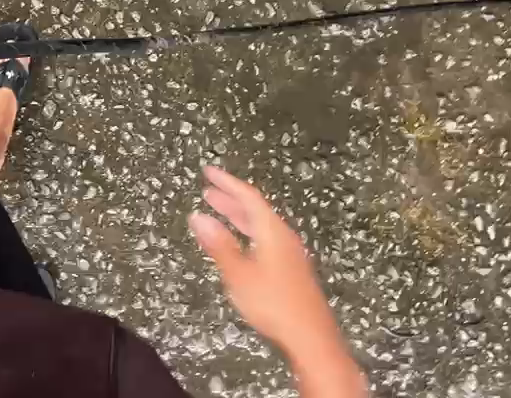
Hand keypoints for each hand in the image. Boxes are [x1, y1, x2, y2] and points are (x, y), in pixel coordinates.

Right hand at [191, 167, 364, 396]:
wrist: (312, 339)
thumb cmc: (274, 303)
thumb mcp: (239, 274)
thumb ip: (219, 244)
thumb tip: (198, 216)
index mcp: (272, 230)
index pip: (248, 196)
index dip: (227, 182)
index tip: (209, 171)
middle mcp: (283, 236)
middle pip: (255, 209)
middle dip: (230, 199)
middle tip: (209, 191)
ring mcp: (289, 253)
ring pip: (261, 225)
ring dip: (238, 216)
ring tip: (218, 212)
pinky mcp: (292, 269)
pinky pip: (266, 238)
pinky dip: (248, 232)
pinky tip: (240, 243)